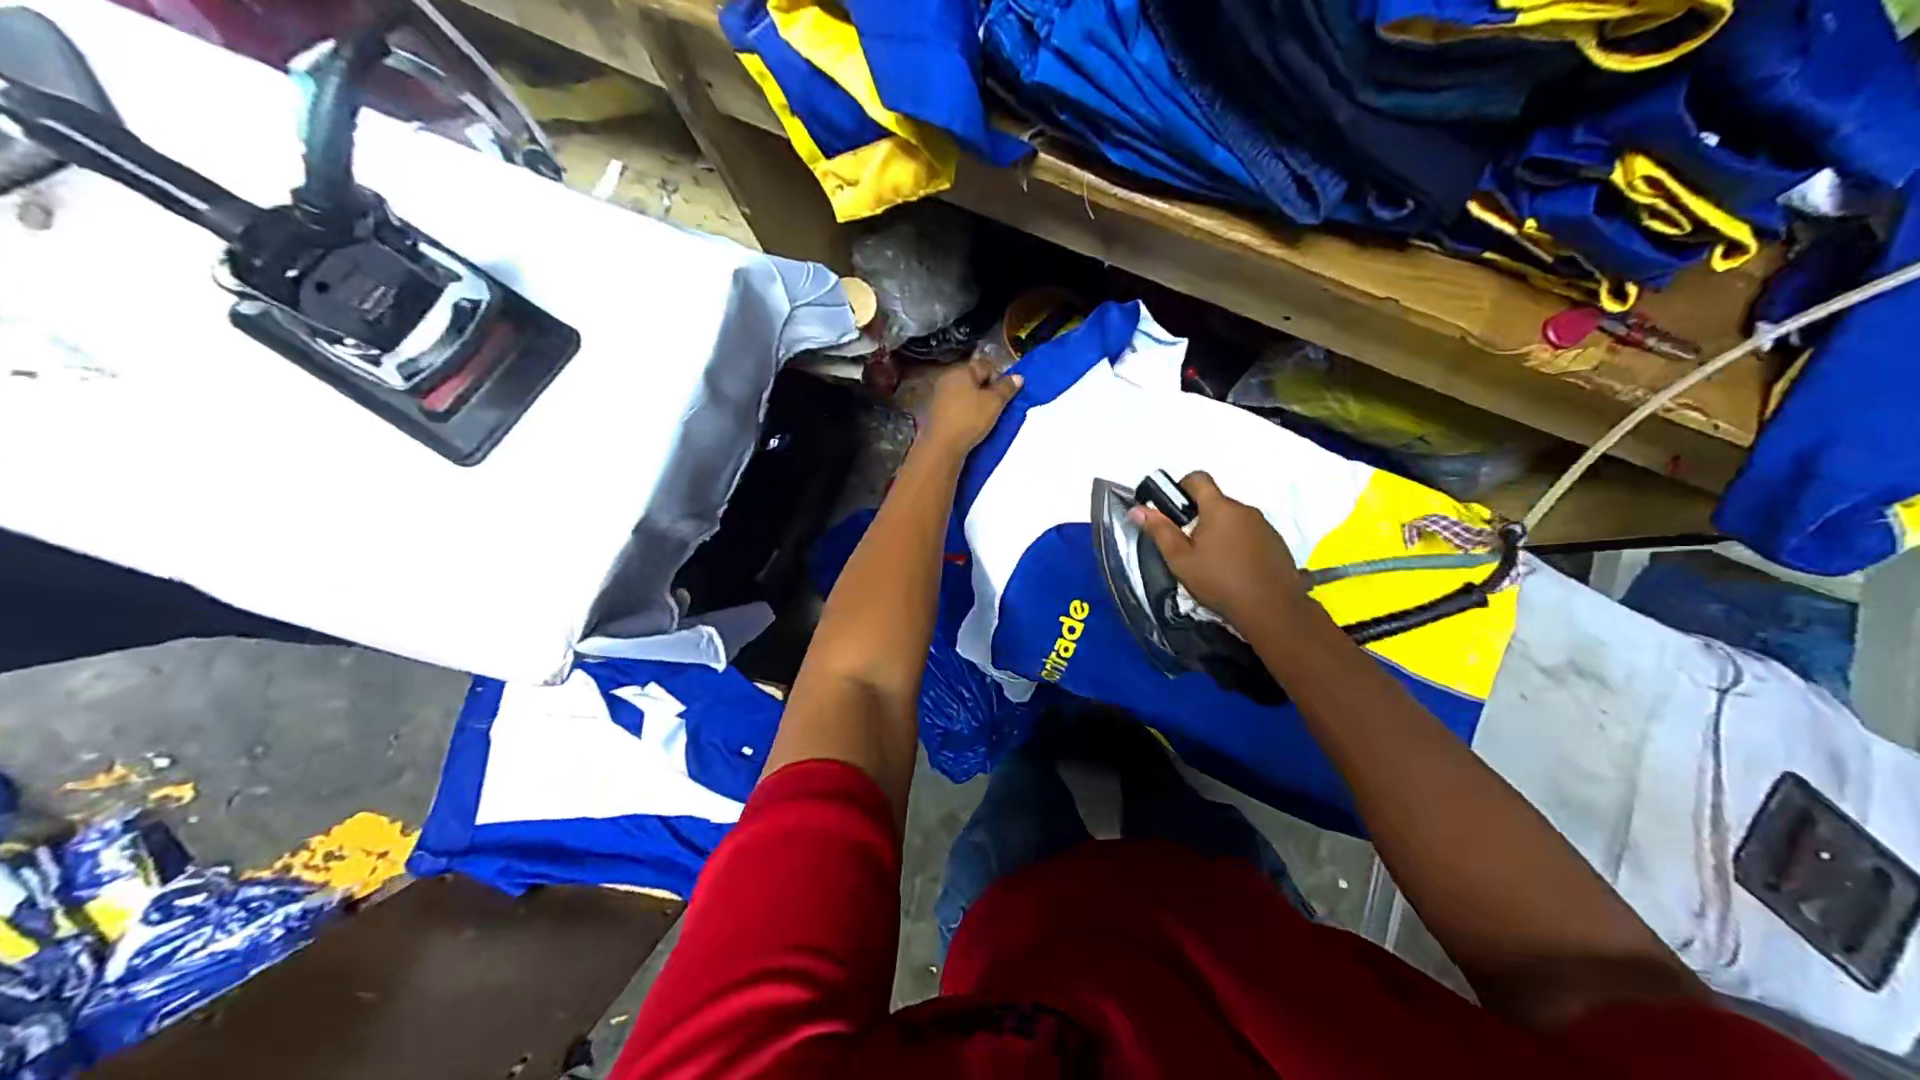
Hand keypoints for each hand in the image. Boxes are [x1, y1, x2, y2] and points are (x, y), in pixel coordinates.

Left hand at [919, 358, 1022, 458]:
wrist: (942, 445)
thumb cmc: (970, 419)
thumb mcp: (994, 403)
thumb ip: (1007, 388)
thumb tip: (1018, 377)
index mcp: (961, 371)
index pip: (986, 366)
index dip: (999, 379)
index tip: (1004, 396)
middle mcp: (947, 379)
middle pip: (974, 380)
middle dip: (988, 391)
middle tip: (997, 407)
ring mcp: (939, 395)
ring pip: (965, 394)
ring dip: (977, 403)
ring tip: (986, 418)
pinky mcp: (936, 412)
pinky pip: (956, 407)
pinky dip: (966, 412)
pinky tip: (972, 424)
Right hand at [1130, 471, 1310, 635]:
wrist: (1272, 609)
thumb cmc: (1219, 582)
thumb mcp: (1180, 560)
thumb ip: (1159, 531)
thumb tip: (1137, 509)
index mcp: (1219, 508)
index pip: (1198, 478)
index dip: (1181, 487)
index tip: (1173, 511)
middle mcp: (1244, 509)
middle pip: (1215, 502)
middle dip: (1199, 517)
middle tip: (1189, 547)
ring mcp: (1264, 525)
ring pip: (1233, 519)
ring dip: (1220, 532)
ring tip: (1212, 563)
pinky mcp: (1276, 542)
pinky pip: (1250, 533)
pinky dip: (1239, 544)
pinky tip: (1234, 570)